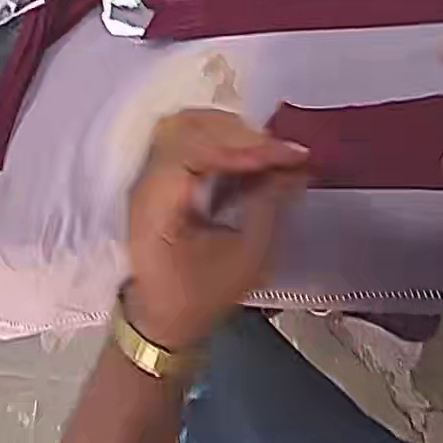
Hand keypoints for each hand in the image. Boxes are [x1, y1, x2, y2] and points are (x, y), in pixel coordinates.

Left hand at [126, 110, 308, 349]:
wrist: (161, 317)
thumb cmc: (198, 296)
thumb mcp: (245, 260)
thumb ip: (268, 207)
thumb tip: (296, 167)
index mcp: (156, 205)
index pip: (194, 151)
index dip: (243, 147)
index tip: (287, 155)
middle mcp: (146, 180)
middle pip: (188, 127)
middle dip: (240, 134)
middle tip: (281, 153)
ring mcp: (151, 173)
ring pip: (188, 125)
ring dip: (232, 131)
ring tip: (268, 151)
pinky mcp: (163, 172)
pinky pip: (191, 137)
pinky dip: (223, 138)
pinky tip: (250, 154)